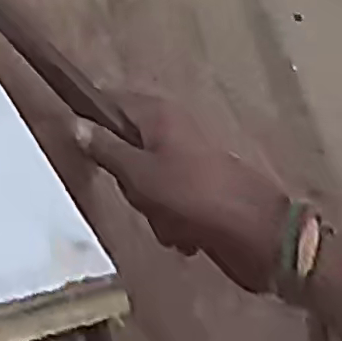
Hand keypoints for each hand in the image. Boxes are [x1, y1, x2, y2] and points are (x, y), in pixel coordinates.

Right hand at [73, 91, 292, 293]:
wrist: (268, 241)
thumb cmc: (197, 196)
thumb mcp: (139, 173)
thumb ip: (103, 147)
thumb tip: (73, 122)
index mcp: (154, 113)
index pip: (104, 99)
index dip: (89, 119)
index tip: (83, 145)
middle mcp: (169, 128)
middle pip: (121, 142)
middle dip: (125, 175)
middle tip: (135, 191)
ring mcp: (186, 160)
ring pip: (142, 175)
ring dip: (147, 202)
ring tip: (165, 219)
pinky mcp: (201, 190)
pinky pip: (167, 198)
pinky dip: (170, 217)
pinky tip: (182, 234)